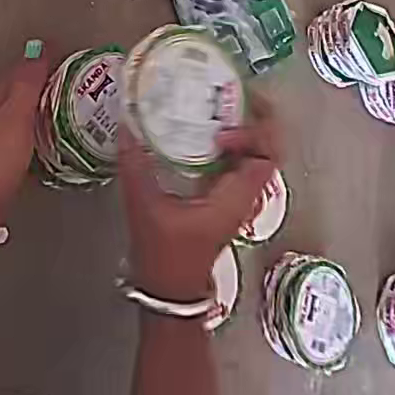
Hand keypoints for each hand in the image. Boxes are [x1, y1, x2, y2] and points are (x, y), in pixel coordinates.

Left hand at [0, 50, 55, 223]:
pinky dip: (38, 136)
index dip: (39, 61)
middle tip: (71, 79)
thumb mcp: (14, 119)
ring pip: (19, 119)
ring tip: (66, 109)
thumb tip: (38, 48)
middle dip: (40, 85)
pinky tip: (49, 145)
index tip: (65, 54)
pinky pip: (23, 142)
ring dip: (40, 111)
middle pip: (16, 95)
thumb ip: (27, 86)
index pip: (17, 73)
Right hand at [118, 107, 280, 302]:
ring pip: (252, 157)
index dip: (254, 134)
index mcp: (235, 198)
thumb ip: (136, 166)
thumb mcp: (146, 208)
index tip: (222, 130)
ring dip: (242, 132)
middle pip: (266, 151)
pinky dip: (228, 146)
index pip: (267, 157)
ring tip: (218, 108)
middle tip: (231, 100)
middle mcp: (242, 197)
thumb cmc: (164, 255)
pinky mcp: (221, 200)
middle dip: (255, 123)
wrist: (168, 294)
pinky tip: (203, 133)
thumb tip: (126, 125)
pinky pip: (235, 165)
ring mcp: (234, 199)